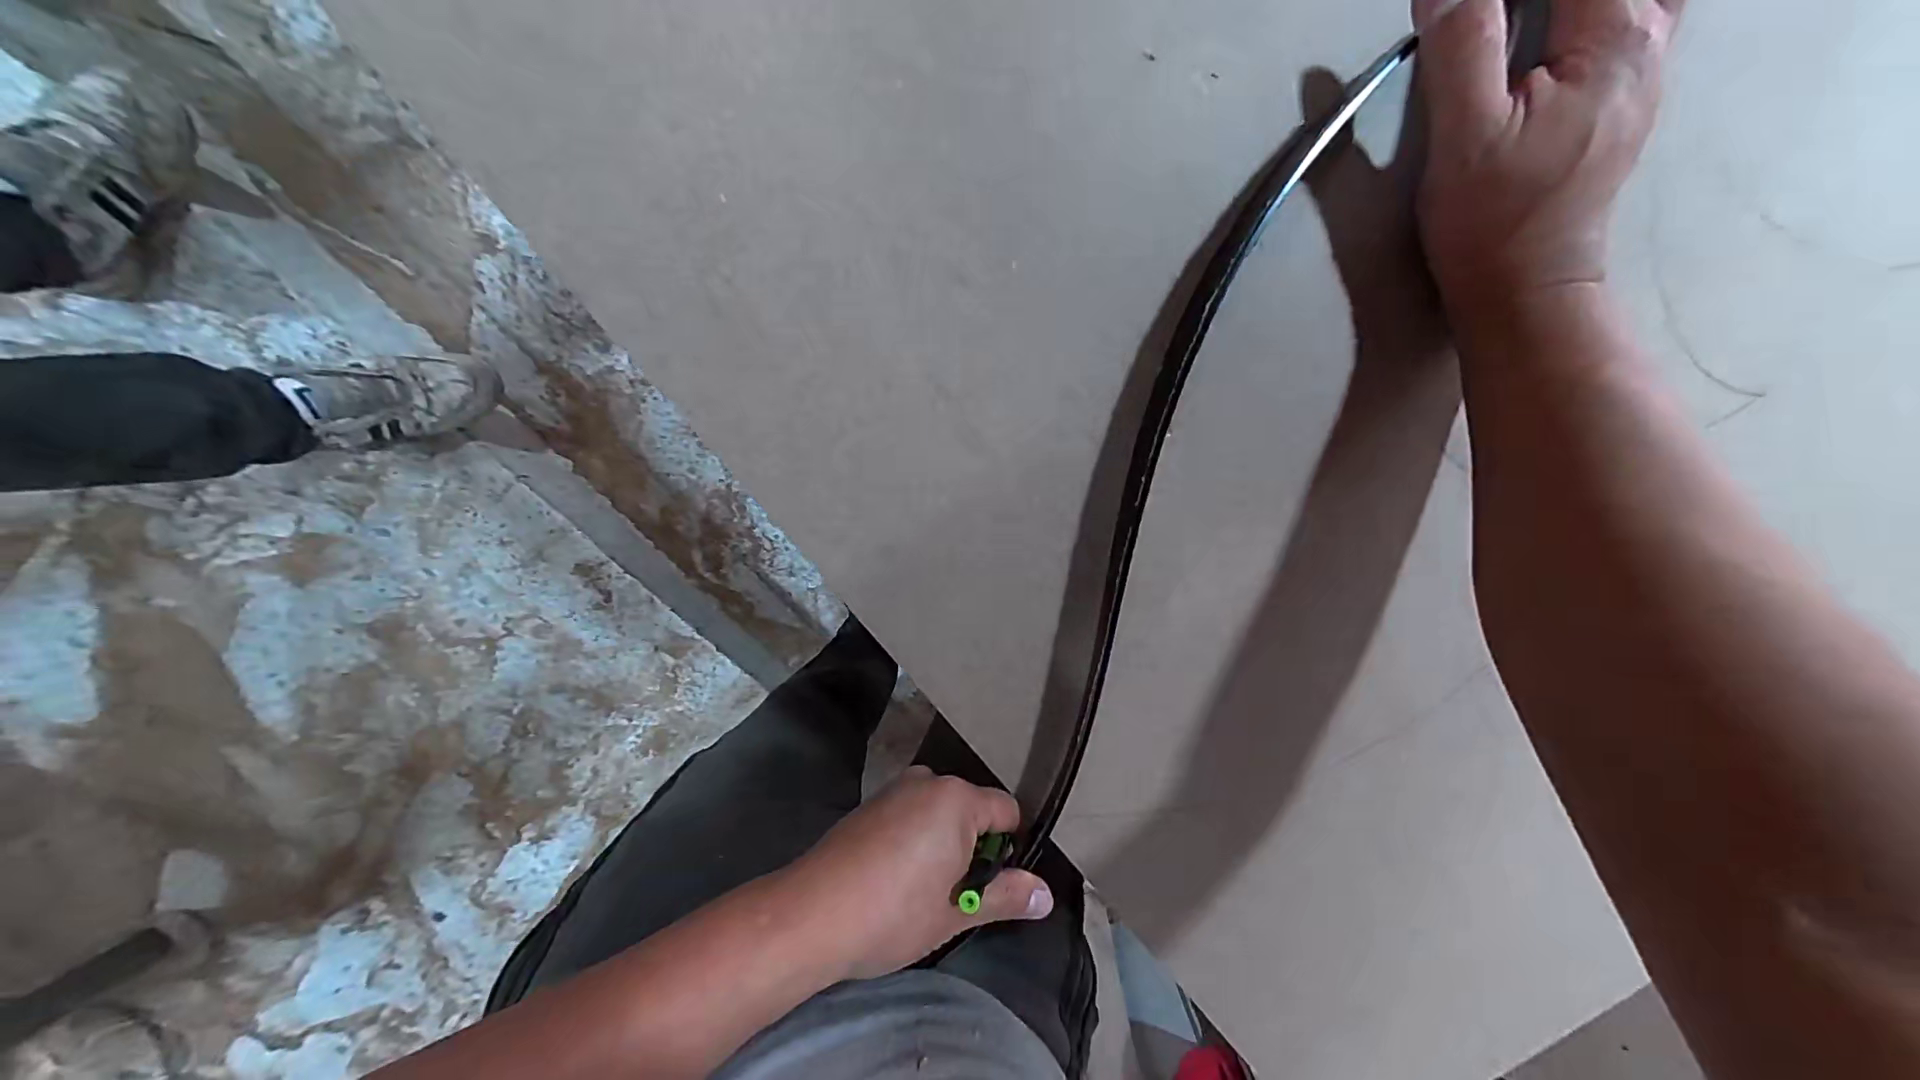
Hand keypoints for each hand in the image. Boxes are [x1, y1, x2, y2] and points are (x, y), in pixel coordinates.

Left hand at [777, 766, 1054, 980]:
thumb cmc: (894, 913)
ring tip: (925, 889)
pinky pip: (910, 813)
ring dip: (943, 843)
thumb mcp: (956, 912)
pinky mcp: (869, 804)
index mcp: (957, 799)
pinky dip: (915, 838)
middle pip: (972, 808)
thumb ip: (1004, 897)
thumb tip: (1045, 894)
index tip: (992, 885)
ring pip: (939, 811)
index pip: (1007, 811)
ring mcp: (894, 789)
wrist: (811, 914)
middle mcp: (927, 781)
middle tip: (957, 893)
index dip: (1009, 849)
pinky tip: (895, 878)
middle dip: (973, 846)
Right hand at [1413, 0, 1683, 315]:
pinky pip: (1635, 22)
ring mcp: (1643, 75)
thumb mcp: (1464, 137)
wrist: (1523, 288)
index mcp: (1616, 39)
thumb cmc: (1491, 220)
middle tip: (1485, 21)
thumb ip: (1461, 50)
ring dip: (1570, 9)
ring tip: (1519, 25)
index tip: (1462, 10)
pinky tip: (1554, 33)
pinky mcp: (1621, 105)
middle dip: (1541, 1)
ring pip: (1631, 2)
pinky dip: (1594, 17)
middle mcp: (1648, 44)